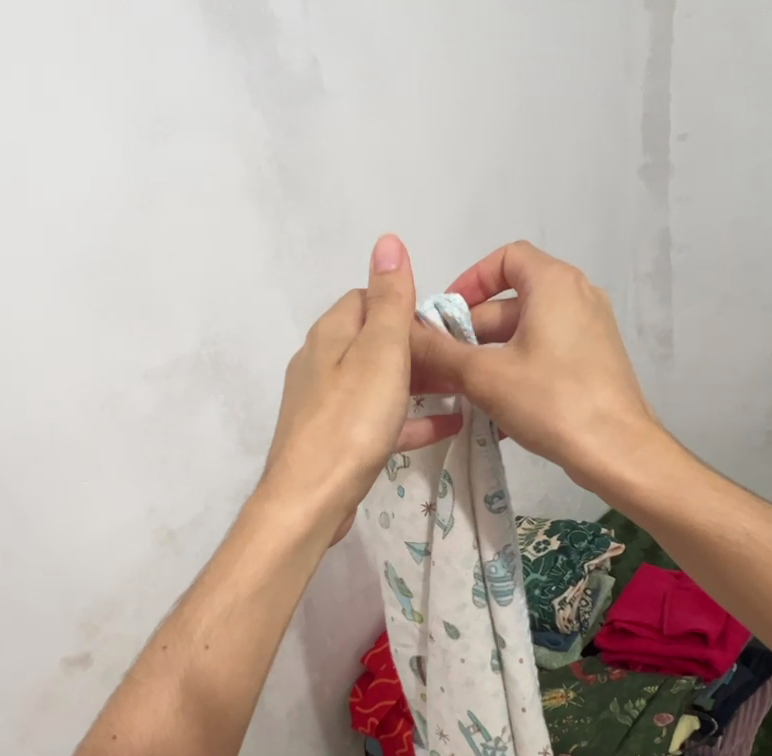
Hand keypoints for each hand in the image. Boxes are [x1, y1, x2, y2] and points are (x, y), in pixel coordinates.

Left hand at [260, 235, 461, 542]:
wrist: (310, 499)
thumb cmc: (351, 422)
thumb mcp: (380, 353)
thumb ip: (389, 299)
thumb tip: (387, 240)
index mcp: (331, 335)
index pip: (368, 299)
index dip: (407, 306)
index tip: (443, 327)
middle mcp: (322, 363)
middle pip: (374, 342)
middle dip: (416, 347)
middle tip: (459, 362)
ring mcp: (326, 404)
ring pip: (377, 382)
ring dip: (417, 382)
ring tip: (460, 390)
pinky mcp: (335, 441)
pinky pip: (378, 420)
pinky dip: (408, 418)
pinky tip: (445, 426)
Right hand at [409, 241, 663, 488]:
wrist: (617, 451)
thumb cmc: (551, 401)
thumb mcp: (484, 376)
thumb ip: (439, 352)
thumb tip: (403, 334)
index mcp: (554, 284)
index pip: (505, 258)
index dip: (469, 281)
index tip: (446, 315)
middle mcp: (577, 297)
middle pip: (511, 302)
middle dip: (471, 333)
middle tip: (440, 366)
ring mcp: (590, 331)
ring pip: (525, 334)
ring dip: (489, 358)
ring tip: (460, 393)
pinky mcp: (594, 363)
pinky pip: (545, 356)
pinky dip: (516, 372)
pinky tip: (494, 411)